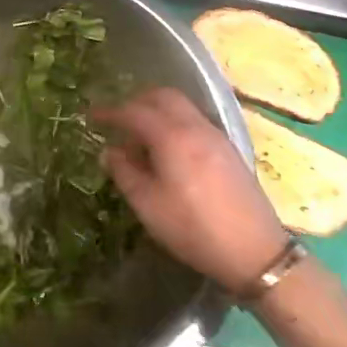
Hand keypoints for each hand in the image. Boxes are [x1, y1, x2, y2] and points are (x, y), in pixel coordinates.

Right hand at [95, 88, 288, 293]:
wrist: (254, 250)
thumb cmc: (193, 229)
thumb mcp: (148, 206)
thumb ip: (125, 173)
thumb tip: (109, 151)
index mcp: (172, 137)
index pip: (134, 111)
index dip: (110, 112)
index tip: (91, 117)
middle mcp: (196, 127)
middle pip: (163, 97)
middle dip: (136, 102)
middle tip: (118, 122)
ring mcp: (217, 136)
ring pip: (182, 107)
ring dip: (157, 113)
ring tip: (140, 140)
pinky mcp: (228, 150)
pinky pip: (195, 122)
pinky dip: (175, 124)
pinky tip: (168, 152)